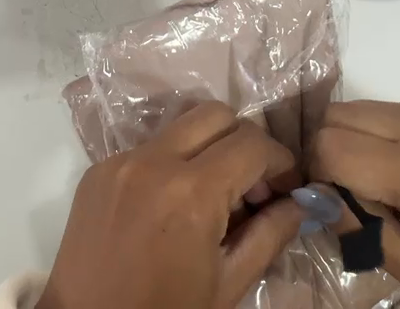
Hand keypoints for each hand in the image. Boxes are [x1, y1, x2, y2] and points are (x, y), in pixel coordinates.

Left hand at [39, 102, 306, 308]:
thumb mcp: (228, 286)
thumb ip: (270, 235)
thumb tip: (300, 202)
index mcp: (191, 193)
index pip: (252, 144)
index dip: (280, 162)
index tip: (288, 188)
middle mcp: (154, 161)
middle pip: (217, 114)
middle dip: (245, 143)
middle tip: (253, 186)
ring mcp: (121, 160)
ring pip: (181, 125)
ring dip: (209, 147)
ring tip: (215, 194)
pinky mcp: (98, 169)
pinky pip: (149, 147)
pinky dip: (172, 163)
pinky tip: (173, 205)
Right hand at [310, 101, 399, 306]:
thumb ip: (359, 228)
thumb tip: (316, 194)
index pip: (334, 147)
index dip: (317, 172)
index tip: (328, 200)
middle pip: (335, 116)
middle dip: (324, 150)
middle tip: (340, 188)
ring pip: (351, 106)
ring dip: (341, 137)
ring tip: (361, 176)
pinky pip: (374, 107)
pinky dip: (362, 130)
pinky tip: (380, 162)